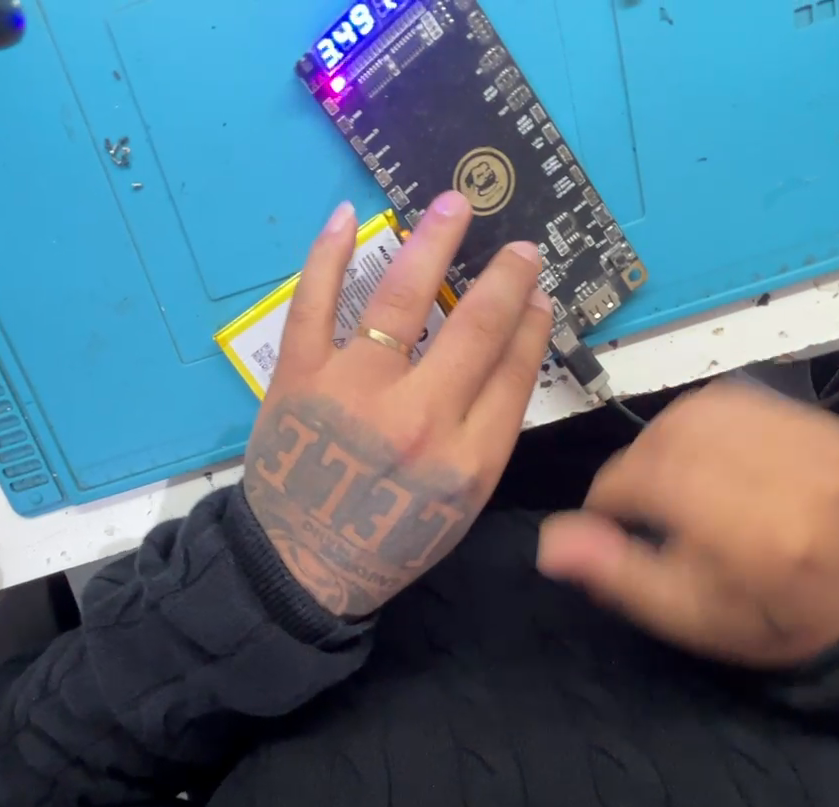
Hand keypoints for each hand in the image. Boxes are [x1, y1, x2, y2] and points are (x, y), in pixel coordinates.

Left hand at [242, 193, 553, 616]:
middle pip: (475, 327)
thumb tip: (509, 355)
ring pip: (401, 300)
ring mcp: (354, 392)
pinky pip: (314, 305)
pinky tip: (346, 219)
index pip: (514, 370)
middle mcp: (419, 417)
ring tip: (454, 205)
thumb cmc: (390, 541)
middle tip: (520, 248)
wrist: (304, 569)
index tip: (539, 293)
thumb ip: (488, 435)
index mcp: (468, 458)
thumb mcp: (460, 506)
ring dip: (433, 243)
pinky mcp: (299, 379)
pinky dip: (327, 257)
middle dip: (506, 279)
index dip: (532, 324)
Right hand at [536, 380, 838, 667]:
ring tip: (663, 476)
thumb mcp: (680, 615)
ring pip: (702, 409)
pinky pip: (737, 399)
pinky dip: (700, 422)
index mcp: (761, 537)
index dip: (613, 490)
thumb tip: (551, 542)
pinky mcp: (824, 424)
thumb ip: (615, 574)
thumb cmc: (757, 618)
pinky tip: (699, 455)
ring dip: (663, 437)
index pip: (659, 478)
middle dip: (635, 463)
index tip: (604, 513)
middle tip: (632, 499)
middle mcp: (796, 477)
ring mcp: (816, 443)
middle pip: (676, 436)